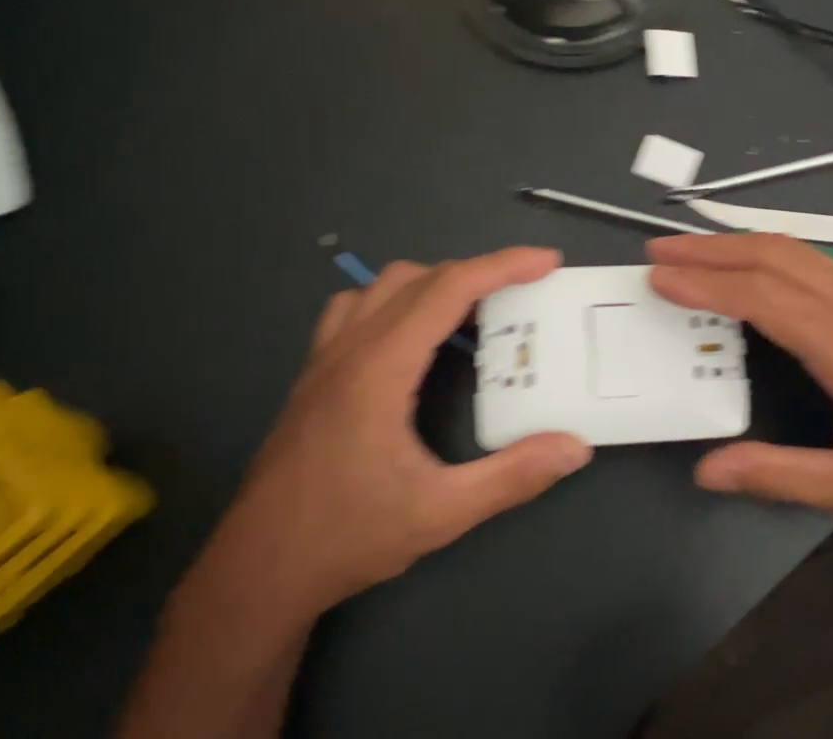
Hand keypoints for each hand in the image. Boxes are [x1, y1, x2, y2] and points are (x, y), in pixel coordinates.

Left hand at [213, 248, 592, 617]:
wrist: (257, 571)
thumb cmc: (347, 536)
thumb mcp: (441, 513)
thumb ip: (512, 476)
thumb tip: (576, 447)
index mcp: (379, 368)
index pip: (448, 289)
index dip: (502, 266)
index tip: (547, 261)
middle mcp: (348, 349)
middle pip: (418, 278)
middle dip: (476, 272)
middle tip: (523, 294)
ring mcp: (324, 361)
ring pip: (380, 288)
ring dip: (432, 284)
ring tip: (471, 314)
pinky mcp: (313, 378)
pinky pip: (354, 311)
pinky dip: (394, 304)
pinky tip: (413, 343)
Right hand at [649, 234, 832, 526]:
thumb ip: (782, 476)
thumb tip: (708, 470)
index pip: (770, 300)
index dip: (711, 284)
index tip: (661, 277)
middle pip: (777, 258)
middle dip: (711, 249)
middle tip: (656, 251)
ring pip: (796, 250)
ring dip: (736, 243)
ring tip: (686, 249)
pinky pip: (814, 258)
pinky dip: (765, 250)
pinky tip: (743, 261)